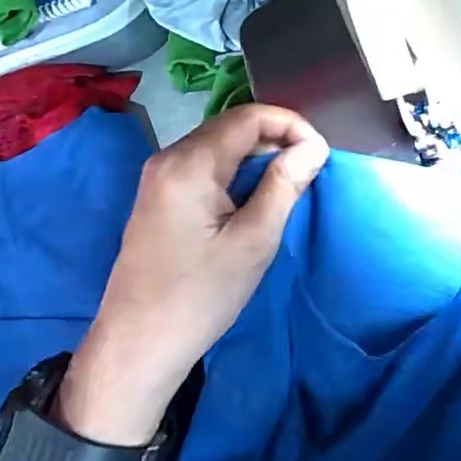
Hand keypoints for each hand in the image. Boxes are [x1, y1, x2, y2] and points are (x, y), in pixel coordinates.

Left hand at [58, 105, 329, 445]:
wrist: (139, 343)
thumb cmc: (201, 294)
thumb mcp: (254, 240)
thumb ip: (284, 185)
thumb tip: (313, 146)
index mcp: (190, 163)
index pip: (249, 117)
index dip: (292, 125)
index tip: (321, 155)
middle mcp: (169, 157)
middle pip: (232, 126)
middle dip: (277, 138)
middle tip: (310, 170)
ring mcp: (159, 176)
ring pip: (219, 145)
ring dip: (258, 155)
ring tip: (289, 183)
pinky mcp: (159, 195)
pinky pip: (204, 165)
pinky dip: (236, 171)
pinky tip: (254, 196)